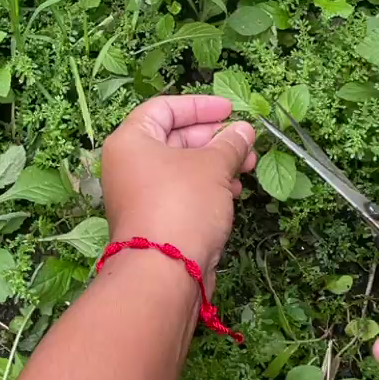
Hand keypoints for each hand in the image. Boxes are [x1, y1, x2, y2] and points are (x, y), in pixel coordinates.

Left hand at [99, 96, 257, 275]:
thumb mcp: (212, 166)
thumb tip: (244, 130)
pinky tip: (234, 190)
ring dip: (217, 163)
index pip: (164, 108)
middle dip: (214, 137)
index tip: (229, 109)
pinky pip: (183, 192)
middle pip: (175, 138)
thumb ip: (230, 143)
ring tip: (248, 166)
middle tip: (246, 141)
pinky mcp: (155, 219)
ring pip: (183, 167)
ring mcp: (141, 194)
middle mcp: (130, 164)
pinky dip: (208, 186)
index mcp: (131, 141)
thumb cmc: (182, 205)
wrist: (163, 274)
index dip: (199, 106)